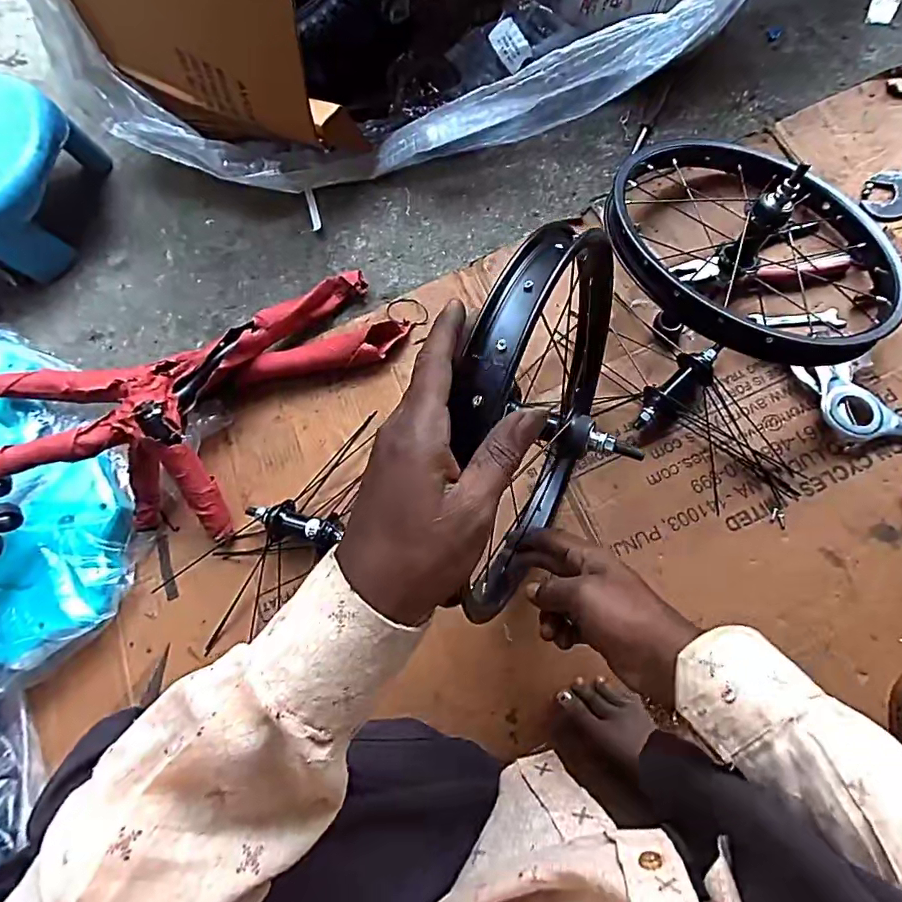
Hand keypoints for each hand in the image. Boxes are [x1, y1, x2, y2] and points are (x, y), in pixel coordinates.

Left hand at [338, 300, 545, 624]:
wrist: (369, 595)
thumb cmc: (423, 555)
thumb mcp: (474, 508)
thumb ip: (501, 455)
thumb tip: (532, 413)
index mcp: (418, 432)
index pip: (434, 367)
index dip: (448, 333)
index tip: (460, 306)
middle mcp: (398, 432)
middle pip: (429, 382)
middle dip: (458, 359)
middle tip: (495, 350)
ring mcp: (388, 450)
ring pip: (423, 406)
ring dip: (452, 390)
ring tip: (490, 386)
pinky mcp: (388, 468)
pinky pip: (418, 428)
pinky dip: (443, 416)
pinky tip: (467, 429)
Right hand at [515, 530, 701, 706]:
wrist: (660, 657)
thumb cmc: (621, 615)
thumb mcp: (581, 594)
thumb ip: (551, 589)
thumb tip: (531, 589)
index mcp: (590, 558)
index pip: (554, 540)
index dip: (531, 539)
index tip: (508, 542)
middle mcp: (591, 576)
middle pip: (554, 570)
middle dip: (535, 579)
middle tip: (510, 584)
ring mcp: (597, 603)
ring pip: (559, 601)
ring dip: (548, 615)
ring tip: (549, 631)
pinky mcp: (600, 628)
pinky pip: (570, 624)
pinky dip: (563, 631)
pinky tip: (565, 642)